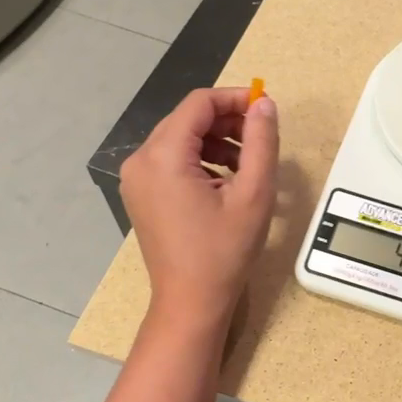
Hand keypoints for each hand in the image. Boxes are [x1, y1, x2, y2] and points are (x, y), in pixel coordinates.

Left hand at [119, 87, 279, 337]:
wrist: (190, 302)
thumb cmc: (224, 250)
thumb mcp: (253, 193)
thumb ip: (261, 141)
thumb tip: (264, 104)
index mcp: (163, 156)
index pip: (199, 104)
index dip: (235, 99)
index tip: (266, 110)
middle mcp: (141, 160)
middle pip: (188, 119)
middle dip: (228, 121)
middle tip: (261, 139)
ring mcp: (136, 179)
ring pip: (181, 138)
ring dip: (217, 141)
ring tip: (249, 166)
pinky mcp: (141, 194)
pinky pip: (172, 160)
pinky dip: (201, 160)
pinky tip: (227, 182)